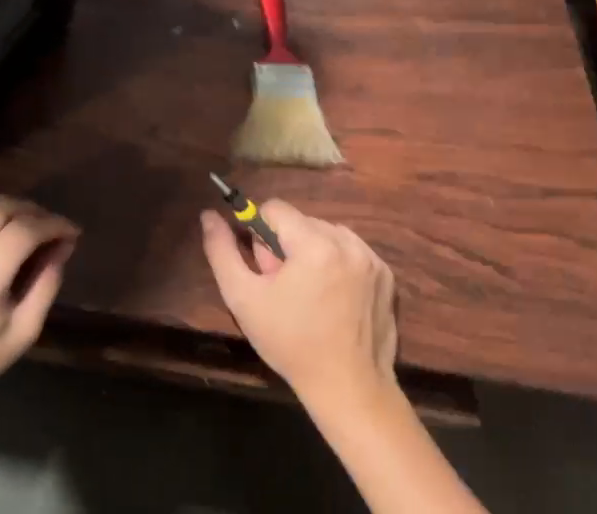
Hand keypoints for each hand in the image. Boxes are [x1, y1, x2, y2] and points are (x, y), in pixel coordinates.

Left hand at [0, 197, 78, 404]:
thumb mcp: (21, 333)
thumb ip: (44, 287)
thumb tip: (61, 249)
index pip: (22, 231)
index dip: (52, 225)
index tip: (72, 232)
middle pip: (1, 209)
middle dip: (33, 211)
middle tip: (54, 228)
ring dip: (9, 206)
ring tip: (30, 224)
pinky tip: (0, 227)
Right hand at [200, 200, 396, 404]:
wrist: (349, 388)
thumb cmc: (290, 341)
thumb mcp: (242, 295)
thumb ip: (221, 249)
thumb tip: (209, 215)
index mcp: (315, 245)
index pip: (275, 208)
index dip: (259, 232)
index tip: (262, 267)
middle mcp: (349, 244)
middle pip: (301, 222)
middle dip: (285, 245)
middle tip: (282, 286)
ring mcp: (373, 260)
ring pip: (326, 234)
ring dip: (310, 251)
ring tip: (307, 292)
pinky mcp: (387, 277)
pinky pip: (350, 251)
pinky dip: (335, 263)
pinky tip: (331, 296)